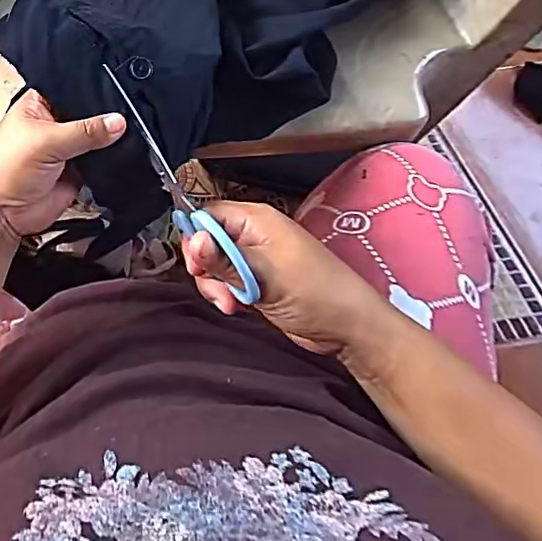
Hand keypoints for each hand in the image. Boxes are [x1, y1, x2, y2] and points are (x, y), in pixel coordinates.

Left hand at [0, 90, 124, 245]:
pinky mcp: (76, 172)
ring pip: (97, 140)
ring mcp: (66, 148)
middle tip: (123, 117)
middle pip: (89, 115)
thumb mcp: (47, 141)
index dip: (95, 91)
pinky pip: (100, 163)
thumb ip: (86, 131)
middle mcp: (54, 124)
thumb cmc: (2, 170)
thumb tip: (117, 122)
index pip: (74, 89)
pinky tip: (118, 156)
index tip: (119, 92)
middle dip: (105, 118)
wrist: (0, 214)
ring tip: (122, 137)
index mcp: (40, 104)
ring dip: (108, 142)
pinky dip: (110, 162)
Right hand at [182, 201, 395, 357]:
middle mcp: (255, 233)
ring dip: (217, 286)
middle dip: (207, 269)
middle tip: (220, 290)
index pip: (208, 214)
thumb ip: (225, 259)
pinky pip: (230, 280)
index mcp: (257, 220)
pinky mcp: (260, 279)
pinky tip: (239, 307)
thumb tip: (192, 239)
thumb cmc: (315, 293)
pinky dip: (228, 294)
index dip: (196, 238)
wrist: (348, 326)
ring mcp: (257, 257)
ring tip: (232, 304)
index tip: (197, 265)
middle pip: (209, 241)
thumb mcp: (264, 276)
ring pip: (217, 264)